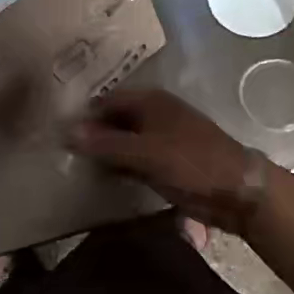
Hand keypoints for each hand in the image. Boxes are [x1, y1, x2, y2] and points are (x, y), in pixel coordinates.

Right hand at [67, 88, 271, 233]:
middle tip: (59, 150)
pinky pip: (133, 160)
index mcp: (151, 102)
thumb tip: (66, 131)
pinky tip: (98, 178)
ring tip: (70, 164)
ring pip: (122, 141)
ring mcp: (161, 140)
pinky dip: (118, 167)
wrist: (237, 192)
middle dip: (91, 134)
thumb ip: (105, 143)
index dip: (83, 115)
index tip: (56, 131)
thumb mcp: (145, 153)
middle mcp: (154, 116)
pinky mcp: (165, 163)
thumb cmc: (192, 163)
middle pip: (113, 120)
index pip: (106, 101)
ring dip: (103, 152)